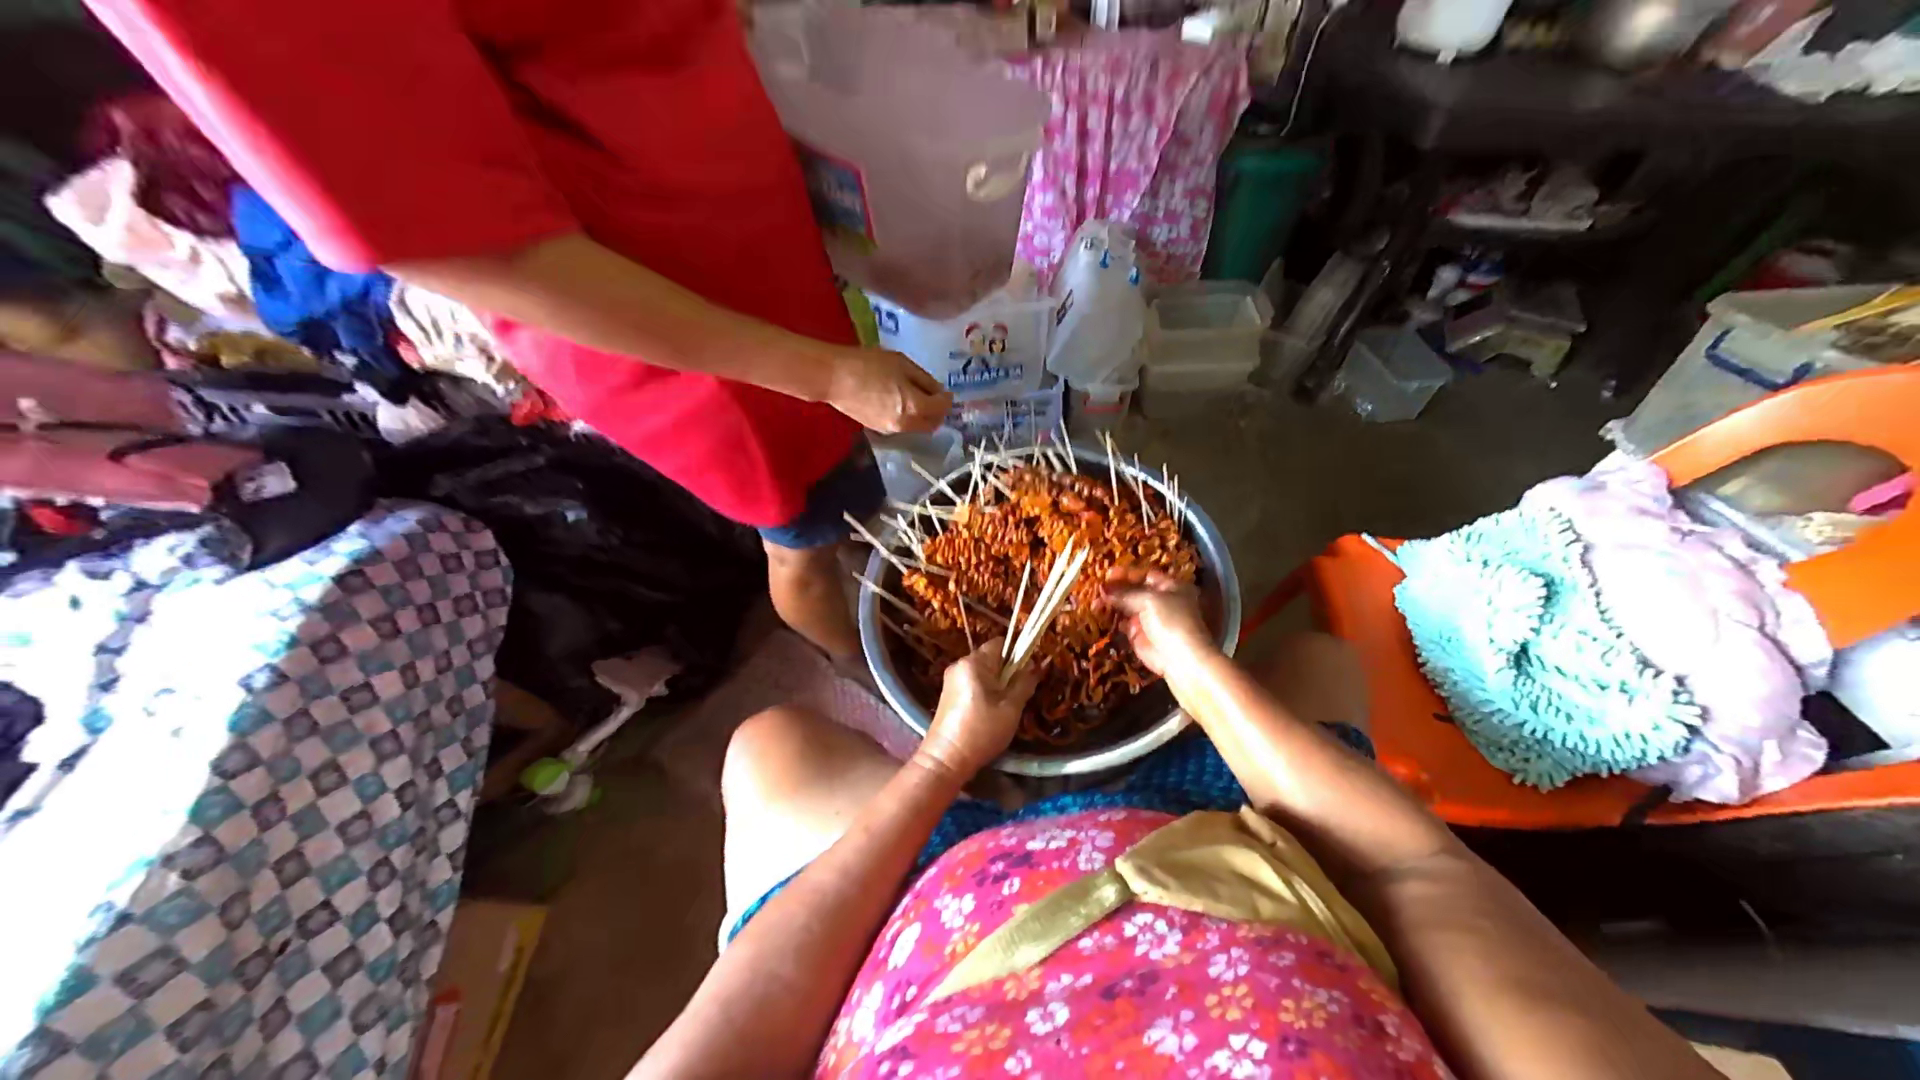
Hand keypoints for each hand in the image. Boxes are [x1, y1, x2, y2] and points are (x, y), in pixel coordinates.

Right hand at [826, 347, 951, 433]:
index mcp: (914, 407)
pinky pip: (902, 426)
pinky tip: (898, 402)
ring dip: (922, 416)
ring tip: (915, 397)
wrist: (833, 378)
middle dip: (937, 412)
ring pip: (917, 427)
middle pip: (932, 424)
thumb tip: (937, 391)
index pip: (942, 408)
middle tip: (934, 397)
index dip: (946, 399)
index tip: (944, 391)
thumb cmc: (868, 364)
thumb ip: (924, 380)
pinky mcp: (878, 430)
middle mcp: (906, 424)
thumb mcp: (902, 364)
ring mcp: (891, 430)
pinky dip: (908, 417)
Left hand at [914, 639, 1039, 779]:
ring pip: (983, 672)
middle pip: (991, 657)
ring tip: (1008, 705)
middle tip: (1021, 692)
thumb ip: (1024, 682)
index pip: (1000, 643)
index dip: (1018, 652)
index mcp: (973, 662)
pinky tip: (991, 712)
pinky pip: (973, 683)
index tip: (1030, 670)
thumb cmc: (981, 731)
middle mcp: (959, 664)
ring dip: (998, 683)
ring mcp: (951, 680)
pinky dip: (985, 691)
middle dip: (1008, 671)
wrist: (946, 759)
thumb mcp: (1011, 708)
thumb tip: (1036, 665)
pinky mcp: (948, 694)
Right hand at [1104, 568, 1216, 676]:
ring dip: (1111, 603)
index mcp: (1170, 587)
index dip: (1126, 573)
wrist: (1181, 660)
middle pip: (1134, 590)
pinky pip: (1123, 624)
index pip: (1145, 575)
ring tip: (1093, 601)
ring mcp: (1149, 618)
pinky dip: (1111, 619)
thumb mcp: (1150, 600)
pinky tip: (1097, 614)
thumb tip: (1102, 589)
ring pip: (1126, 607)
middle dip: (1115, 589)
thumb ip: (1125, 593)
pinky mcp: (1139, 635)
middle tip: (1096, 588)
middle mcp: (1159, 601)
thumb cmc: (1171, 621)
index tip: (1107, 573)